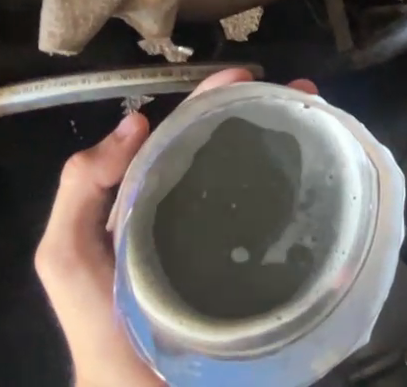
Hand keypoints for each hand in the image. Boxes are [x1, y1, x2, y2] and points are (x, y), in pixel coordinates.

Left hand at [35, 68, 315, 386]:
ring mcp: (237, 243)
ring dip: (298, 141)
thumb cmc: (107, 329)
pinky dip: (318, 195)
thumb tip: (134, 121)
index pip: (186, 135)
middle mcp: (198, 212)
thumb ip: (79, 191)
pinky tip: (338, 175)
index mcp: (155, 200)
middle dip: (268, 111)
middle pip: (236, 148)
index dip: (213, 100)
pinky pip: (295, 225)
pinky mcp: (269, 275)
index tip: (247, 77)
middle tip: (303, 91)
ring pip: (271, 177)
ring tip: (323, 116)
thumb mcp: (68, 258)